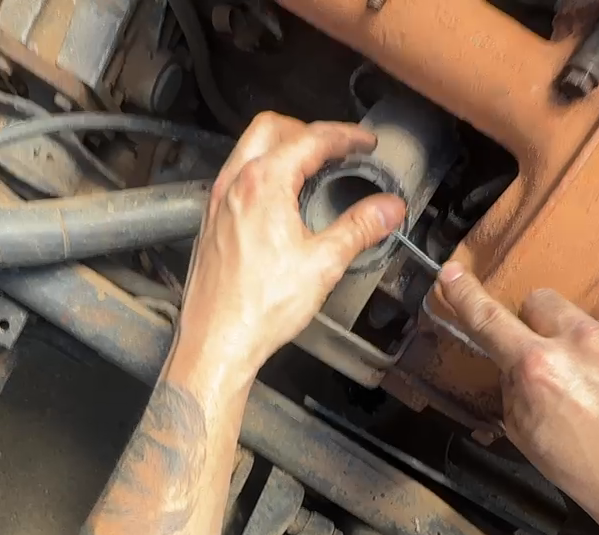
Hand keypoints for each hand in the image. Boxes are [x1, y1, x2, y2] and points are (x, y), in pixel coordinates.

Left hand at [172, 113, 404, 394]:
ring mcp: (217, 205)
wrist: (218, 342)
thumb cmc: (257, 309)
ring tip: (309, 170)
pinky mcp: (210, 227)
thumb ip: (359, 229)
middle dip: (307, 130)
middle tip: (335, 148)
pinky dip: (260, 176)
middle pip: (272, 129)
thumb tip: (387, 209)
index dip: (346, 136)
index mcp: (263, 184)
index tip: (365, 143)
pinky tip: (276, 203)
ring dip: (280, 149)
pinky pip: (235, 181)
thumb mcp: (323, 265)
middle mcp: (233, 186)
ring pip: (248, 152)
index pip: (311, 139)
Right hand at [432, 264, 598, 534]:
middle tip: (553, 364)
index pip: (491, 322)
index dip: (466, 297)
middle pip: (543, 303)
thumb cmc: (590, 473)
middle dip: (540, 327)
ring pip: (591, 325)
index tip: (452, 275)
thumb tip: (514, 366)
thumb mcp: (528, 438)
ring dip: (590, 350)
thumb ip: (515, 390)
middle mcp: (582, 340)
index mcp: (539, 369)